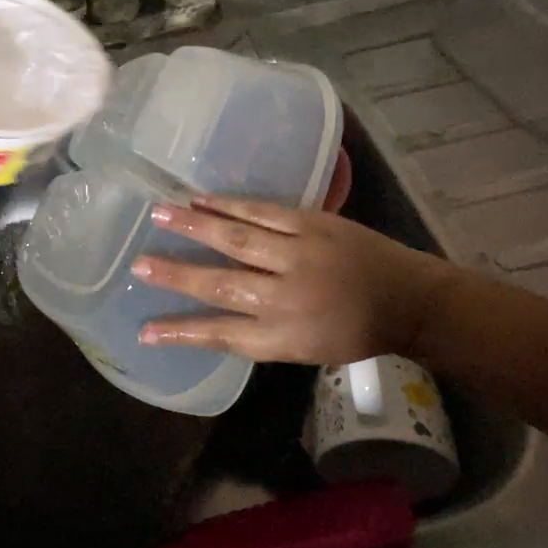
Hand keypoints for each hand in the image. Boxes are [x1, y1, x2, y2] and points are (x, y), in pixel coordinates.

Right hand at [133, 196, 452, 365]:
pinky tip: (200, 198)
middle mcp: (289, 297)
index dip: (180, 331)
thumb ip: (254, 332)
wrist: (409, 299)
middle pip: (222, 283)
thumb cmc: (350, 332)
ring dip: (195, 226)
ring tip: (159, 213)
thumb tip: (201, 318)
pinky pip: (263, 211)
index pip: (221, 334)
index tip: (144, 330)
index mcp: (284, 336)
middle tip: (138, 266)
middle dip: (176, 274)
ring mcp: (301, 255)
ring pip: (238, 238)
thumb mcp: (301, 348)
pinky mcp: (314, 224)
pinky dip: (229, 204)